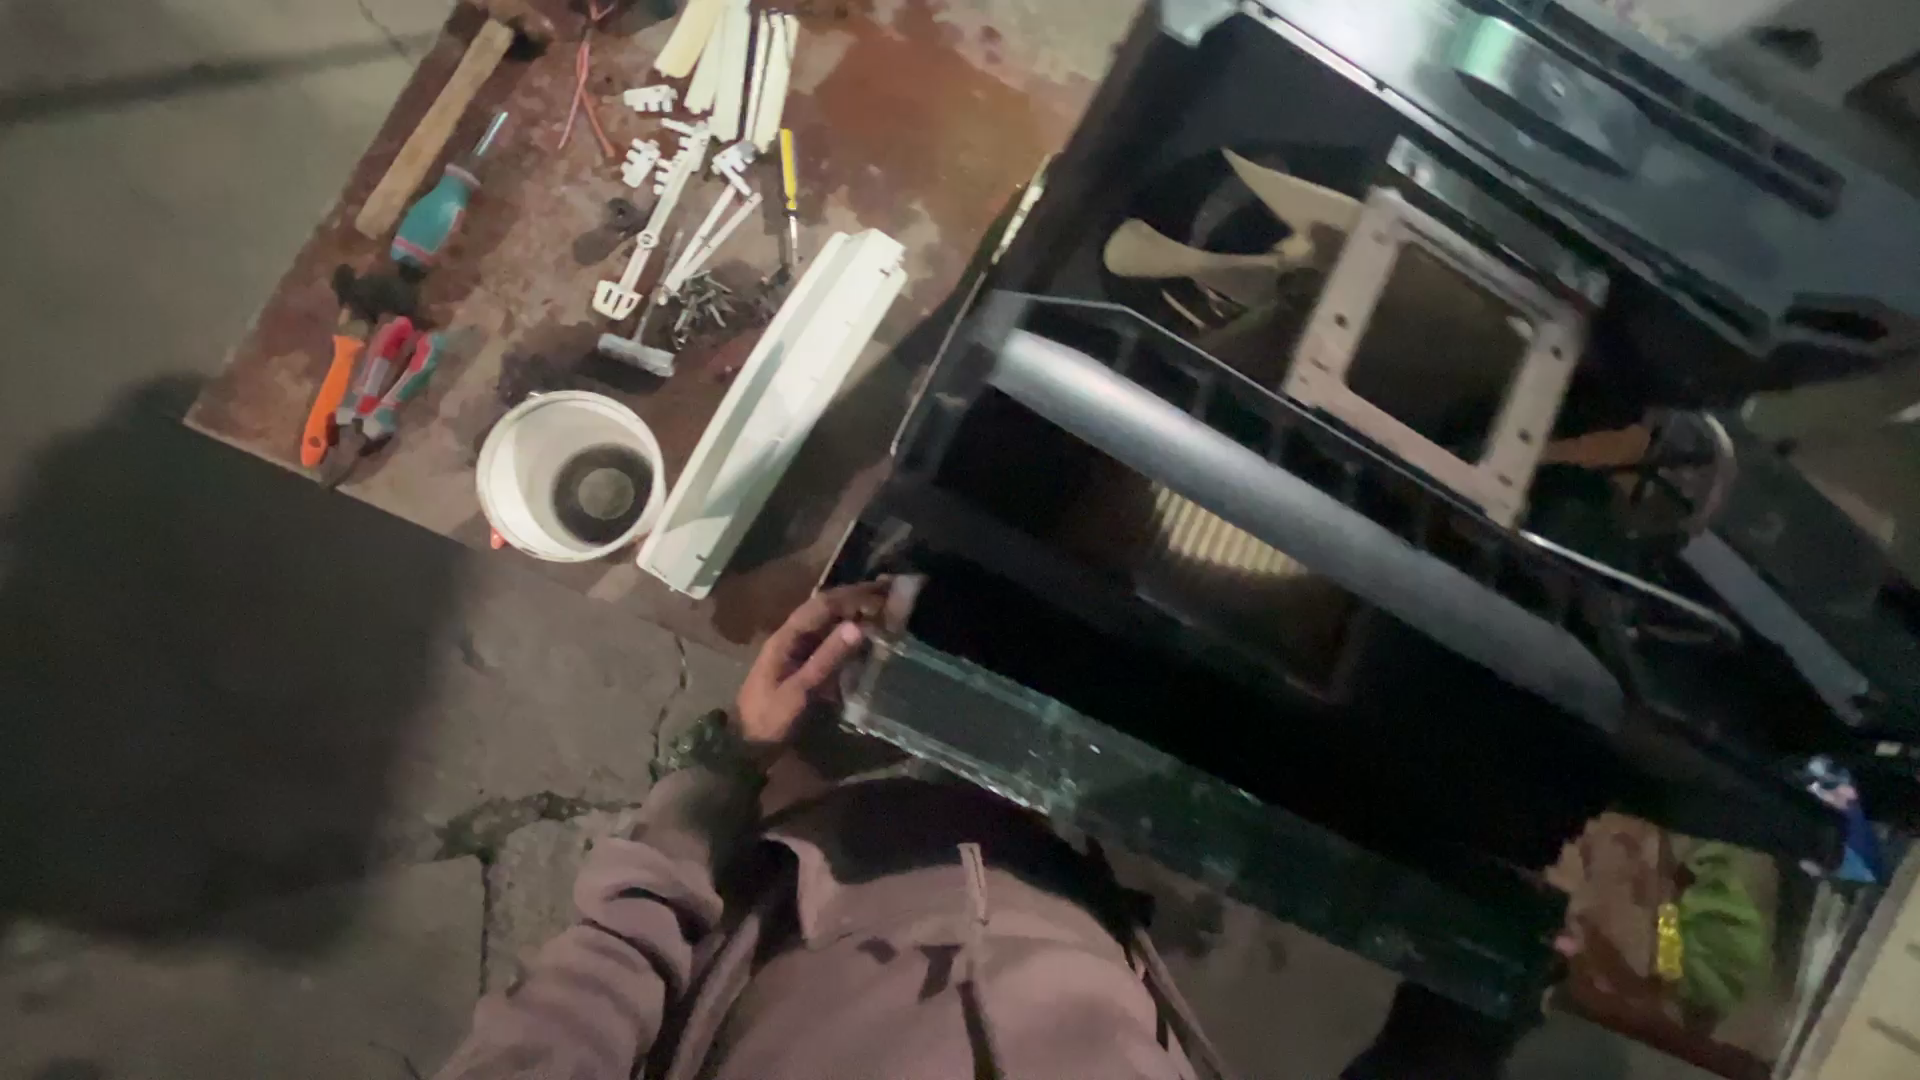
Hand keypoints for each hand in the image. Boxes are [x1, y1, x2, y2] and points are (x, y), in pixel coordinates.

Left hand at [734, 581, 889, 761]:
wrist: (747, 745)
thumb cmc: (770, 718)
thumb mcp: (800, 690)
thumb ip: (827, 658)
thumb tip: (857, 626)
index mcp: (786, 637)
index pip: (822, 605)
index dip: (851, 597)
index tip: (880, 594)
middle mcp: (791, 636)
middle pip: (824, 607)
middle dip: (854, 598)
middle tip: (886, 594)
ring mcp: (796, 649)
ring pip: (826, 621)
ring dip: (851, 612)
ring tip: (880, 608)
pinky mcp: (802, 663)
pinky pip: (826, 639)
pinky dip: (846, 631)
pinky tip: (863, 633)